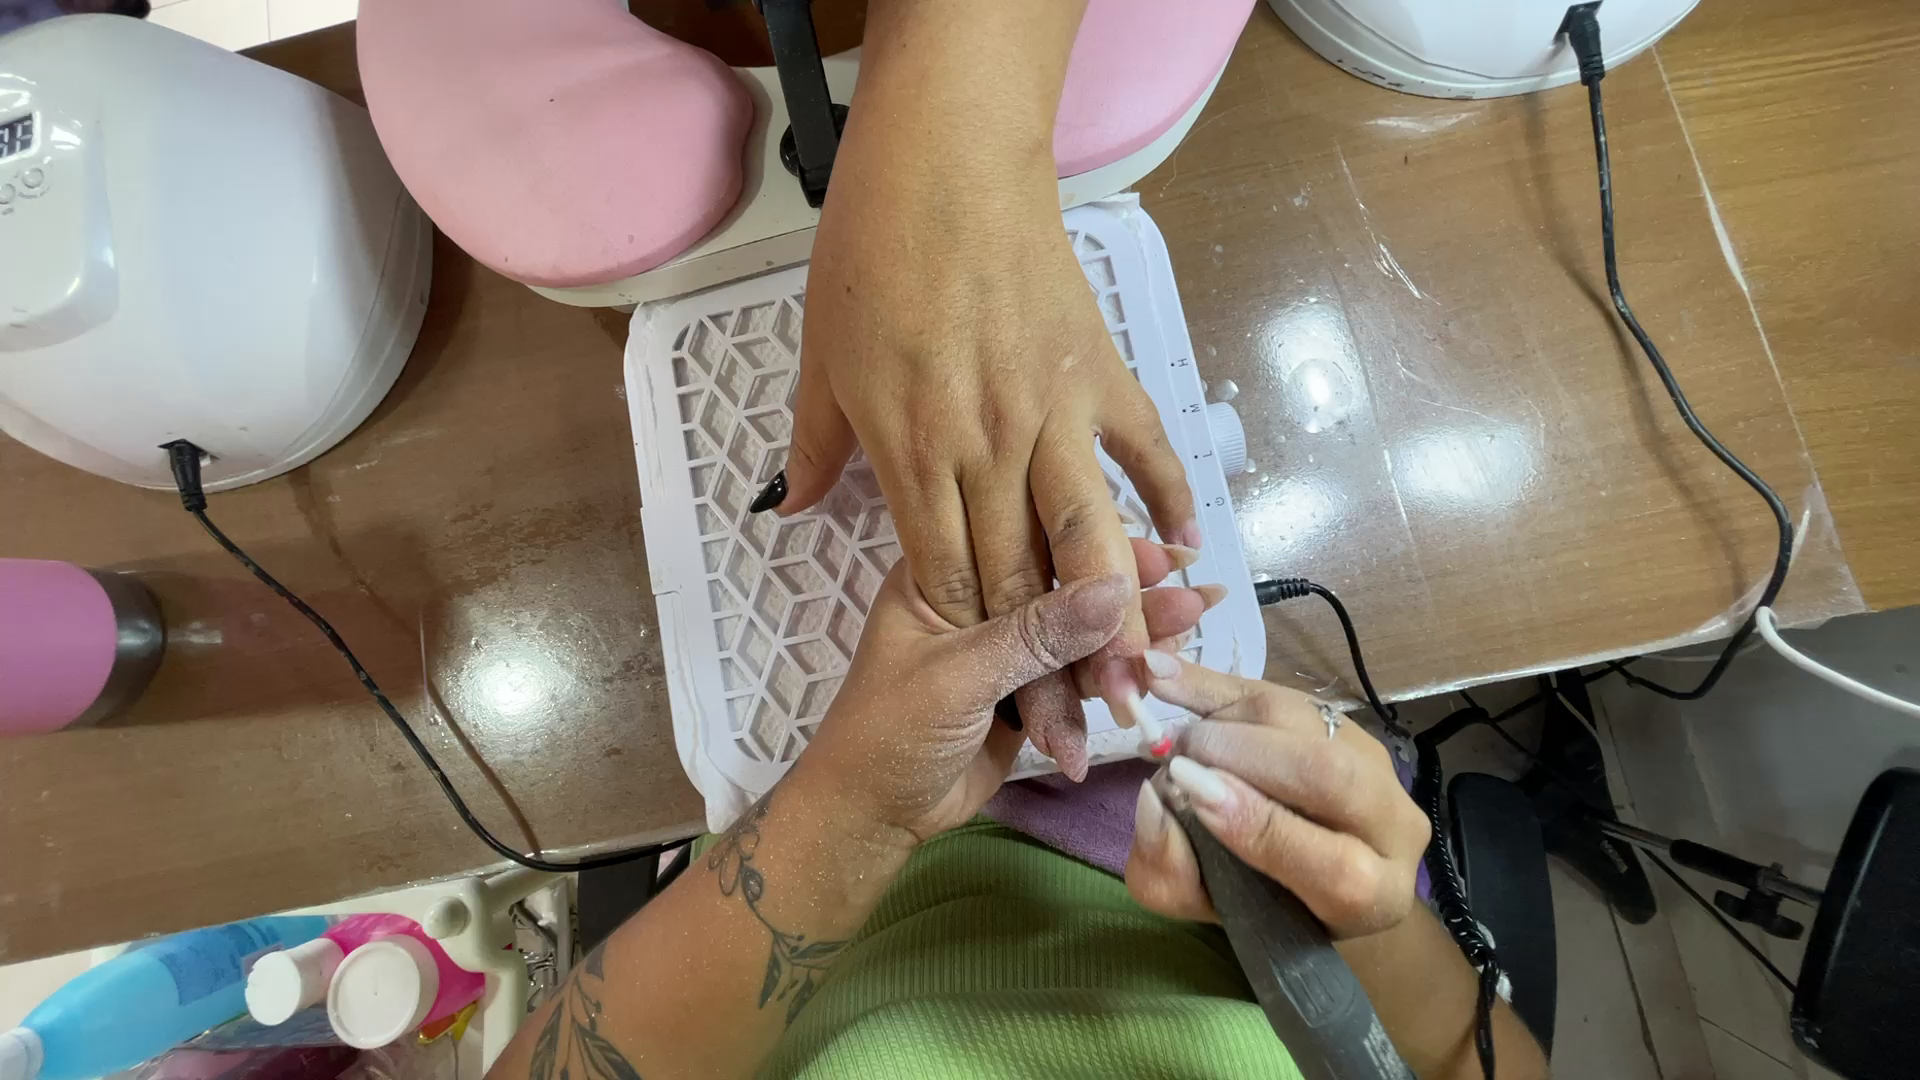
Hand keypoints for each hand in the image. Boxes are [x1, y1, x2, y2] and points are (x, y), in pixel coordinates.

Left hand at [761, 59, 1197, 783]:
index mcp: (915, 454)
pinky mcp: (1100, 375)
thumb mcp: (819, 361)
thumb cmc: (868, 260)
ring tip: (1152, 665)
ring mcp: (1052, 413)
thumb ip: (815, 449)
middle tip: (1101, 717)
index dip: (982, 639)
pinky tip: (1187, 539)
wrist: (942, 163)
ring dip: (1125, 607)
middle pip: (1028, 572)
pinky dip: (1168, 491)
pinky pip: (1142, 446)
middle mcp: (989, 449)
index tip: (1009, 692)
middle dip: (1063, 655)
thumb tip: (795, 507)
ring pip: (1091, 532)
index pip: (952, 571)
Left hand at [800, 539, 1208, 847]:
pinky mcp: (1025, 687)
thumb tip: (1118, 591)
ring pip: (1076, 628)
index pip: (1024, 541)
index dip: (1092, 541)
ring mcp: (1005, 645)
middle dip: (1127, 587)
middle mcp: (977, 598)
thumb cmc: (891, 734)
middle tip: (1195, 586)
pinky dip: (1116, 669)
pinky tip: (1162, 659)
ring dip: (1132, 630)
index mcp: (942, 572)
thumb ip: (1035, 635)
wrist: (875, 817)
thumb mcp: (959, 676)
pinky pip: (1077, 671)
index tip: (1159, 549)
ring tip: (1197, 617)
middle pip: (1061, 582)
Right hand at [1124, 660, 1431, 939]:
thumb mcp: (1206, 906)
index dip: (1256, 822)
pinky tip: (1163, 677)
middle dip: (1240, 754)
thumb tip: (1151, 802)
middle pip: (1329, 773)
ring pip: (1299, 718)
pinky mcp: (1332, 714)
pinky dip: (1209, 683)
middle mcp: (1390, 823)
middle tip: (1176, 757)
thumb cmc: (1257, 896)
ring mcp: (1368, 757)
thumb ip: (1170, 874)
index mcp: (1373, 896)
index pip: (1335, 865)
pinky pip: (1268, 689)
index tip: (1186, 788)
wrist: (1306, 859)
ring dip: (1224, 719)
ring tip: (1174, 737)